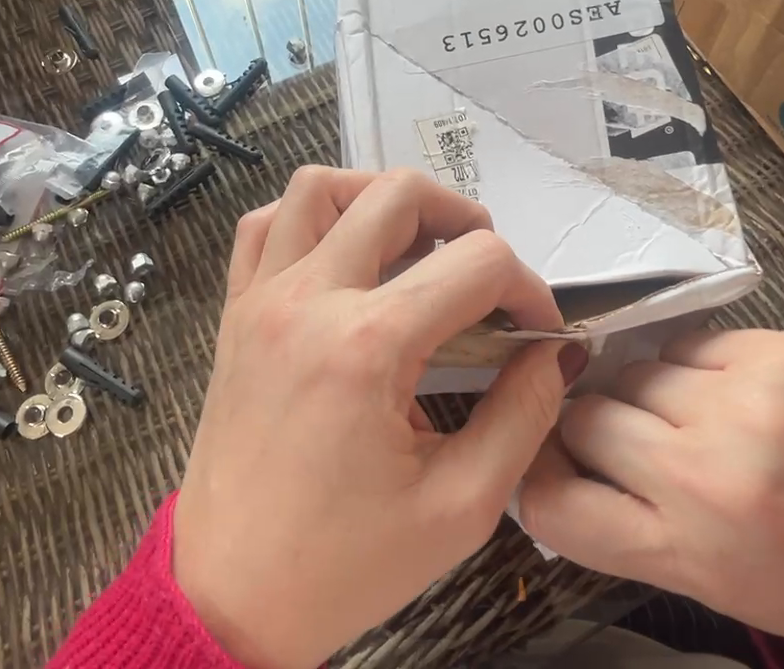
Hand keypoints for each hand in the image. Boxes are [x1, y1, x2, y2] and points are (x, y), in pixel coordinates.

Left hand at [174, 167, 585, 668]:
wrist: (230, 595)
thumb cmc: (343, 565)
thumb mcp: (461, 507)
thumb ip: (523, 415)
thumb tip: (553, 352)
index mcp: (369, 346)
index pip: (477, 263)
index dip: (527, 287)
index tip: (535, 328)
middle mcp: (309, 300)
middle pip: (398, 195)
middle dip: (463, 218)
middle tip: (484, 272)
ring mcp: (262, 298)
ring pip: (320, 188)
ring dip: (379, 199)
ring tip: (415, 244)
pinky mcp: (235, 313)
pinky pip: (264, 227)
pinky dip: (310, 217)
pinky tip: (342, 254)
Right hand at [517, 330, 783, 655]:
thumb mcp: (733, 588)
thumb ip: (639, 534)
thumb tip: (561, 471)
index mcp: (693, 553)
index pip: (553, 505)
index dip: (536, 479)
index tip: (551, 466)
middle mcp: (705, 475)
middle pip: (581, 421)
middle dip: (596, 430)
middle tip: (636, 444)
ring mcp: (738, 403)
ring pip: (628, 374)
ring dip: (644, 394)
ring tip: (694, 417)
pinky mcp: (768, 350)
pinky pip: (681, 347)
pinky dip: (688, 368)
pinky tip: (730, 391)